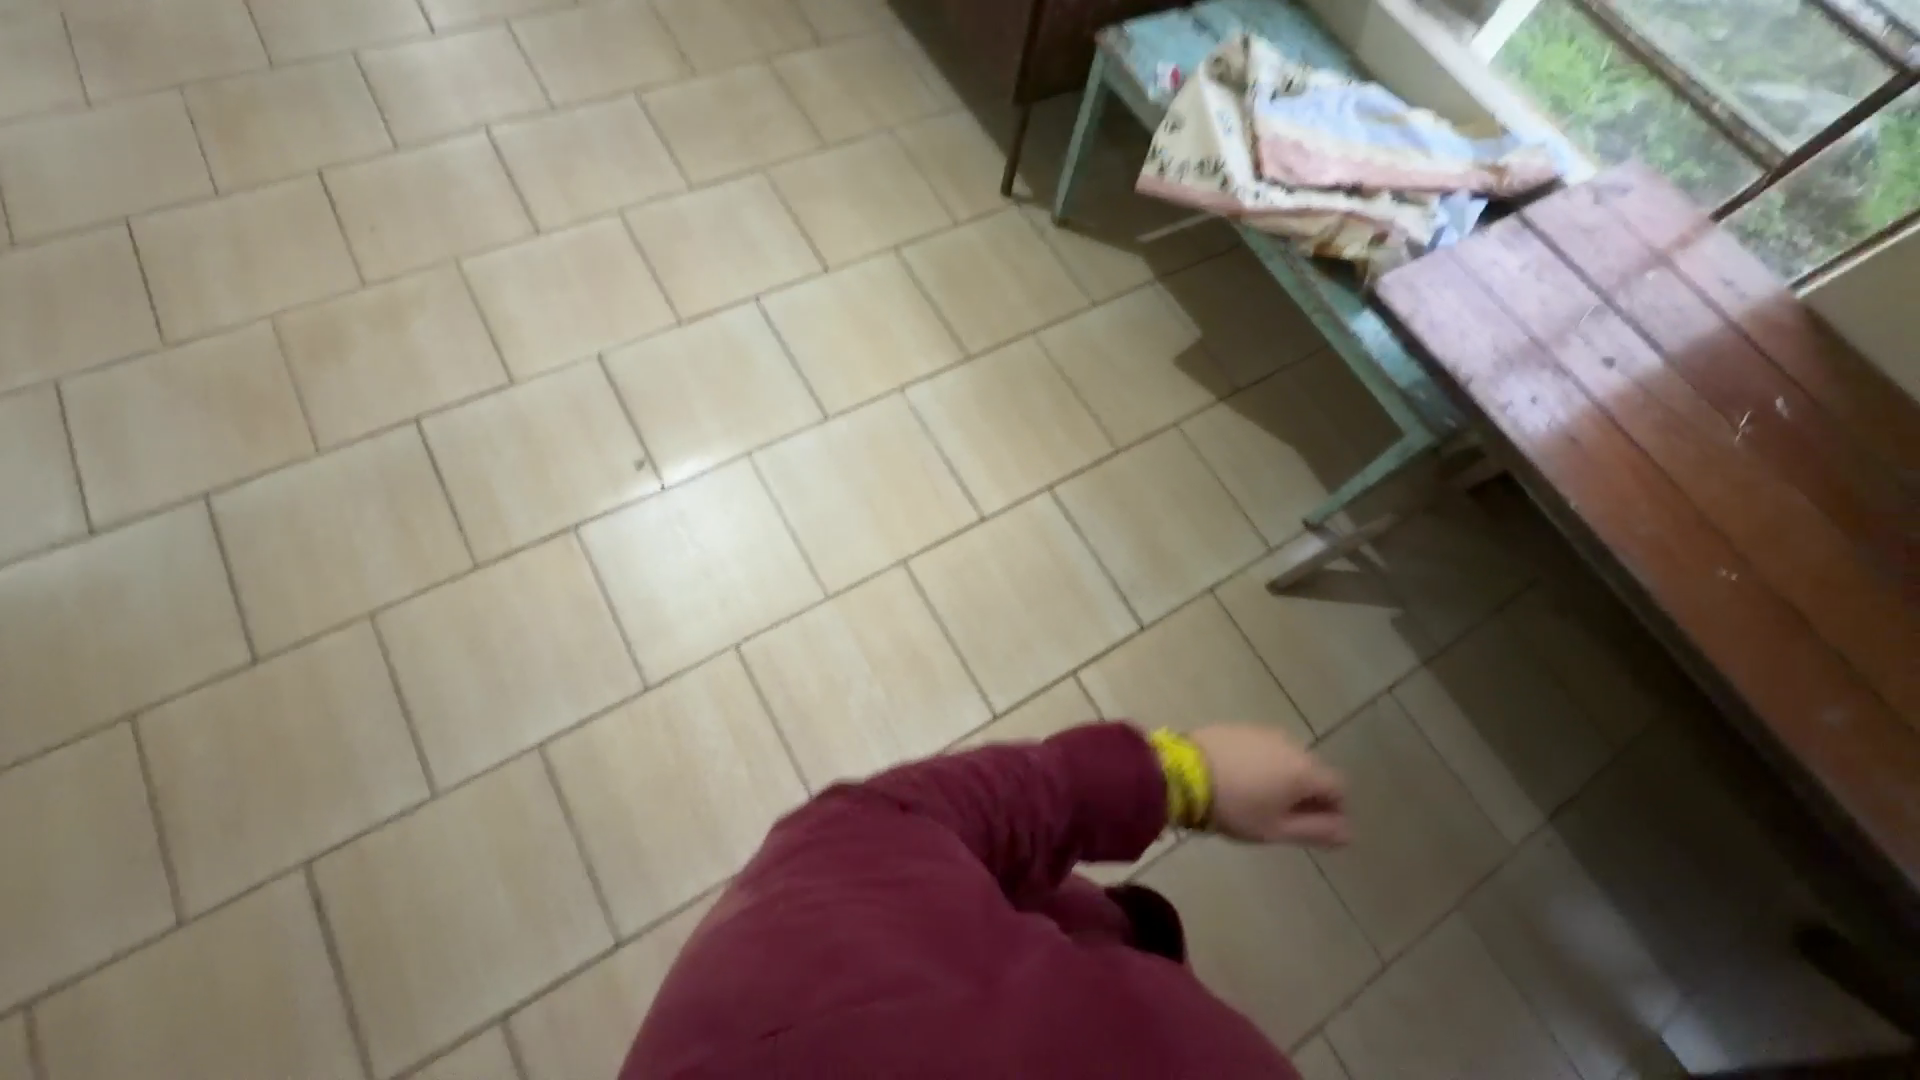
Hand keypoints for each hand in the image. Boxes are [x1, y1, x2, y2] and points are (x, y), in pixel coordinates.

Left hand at [1189, 725, 1349, 847]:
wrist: (1180, 773)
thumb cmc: (1234, 807)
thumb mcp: (1276, 829)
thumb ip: (1316, 830)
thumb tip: (1349, 832)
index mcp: (1305, 769)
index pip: (1339, 787)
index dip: (1333, 809)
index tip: (1311, 826)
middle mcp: (1289, 743)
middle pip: (1311, 770)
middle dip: (1306, 792)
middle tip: (1281, 816)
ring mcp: (1261, 731)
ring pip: (1285, 757)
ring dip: (1281, 776)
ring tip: (1256, 797)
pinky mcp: (1237, 727)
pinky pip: (1260, 747)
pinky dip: (1259, 762)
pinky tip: (1238, 778)